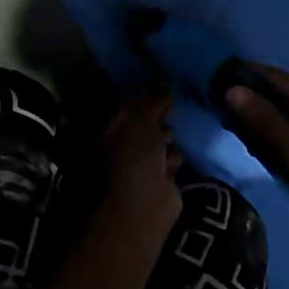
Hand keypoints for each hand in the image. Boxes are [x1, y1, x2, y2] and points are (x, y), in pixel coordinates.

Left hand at [96, 93, 183, 246]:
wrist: (146, 199)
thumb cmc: (138, 155)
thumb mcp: (144, 121)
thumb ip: (154, 103)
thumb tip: (166, 91)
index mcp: (114, 131)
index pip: (130, 108)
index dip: (147, 97)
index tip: (166, 89)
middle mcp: (126, 146)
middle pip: (147, 125)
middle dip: (159, 119)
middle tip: (171, 112)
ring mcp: (143, 164)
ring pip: (160, 142)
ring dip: (168, 139)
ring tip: (170, 140)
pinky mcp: (161, 178)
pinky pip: (171, 160)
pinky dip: (174, 159)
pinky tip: (173, 162)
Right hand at [224, 64, 288, 232]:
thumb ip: (263, 119)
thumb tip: (232, 90)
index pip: (280, 78)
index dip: (249, 75)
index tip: (220, 77)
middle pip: (287, 93)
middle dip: (256, 99)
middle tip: (227, 111)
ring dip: (268, 117)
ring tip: (244, 129)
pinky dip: (283, 129)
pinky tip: (271, 144)